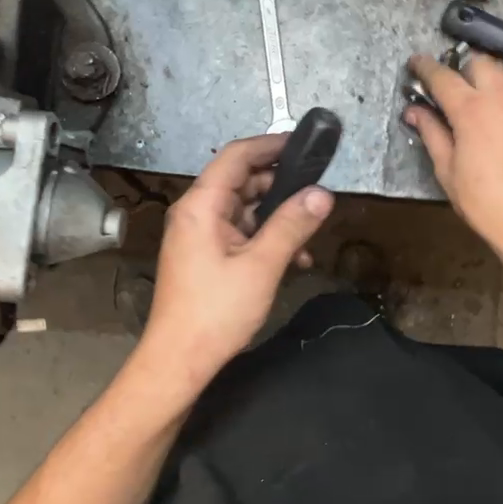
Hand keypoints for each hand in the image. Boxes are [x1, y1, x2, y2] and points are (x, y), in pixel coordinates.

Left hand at [141, 134, 333, 378]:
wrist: (180, 359)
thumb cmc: (215, 312)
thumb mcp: (262, 266)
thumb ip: (292, 225)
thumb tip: (322, 193)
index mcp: (201, 206)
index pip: (236, 156)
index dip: (270, 144)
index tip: (304, 144)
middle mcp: (196, 214)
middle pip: (242, 181)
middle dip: (281, 185)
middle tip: (317, 191)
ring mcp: (200, 236)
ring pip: (245, 210)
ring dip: (278, 218)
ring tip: (310, 232)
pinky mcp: (206, 256)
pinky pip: (240, 234)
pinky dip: (266, 239)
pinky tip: (294, 260)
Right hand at [405, 53, 502, 257]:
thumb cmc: (485, 202)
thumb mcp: (448, 171)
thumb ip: (432, 134)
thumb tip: (415, 111)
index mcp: (471, 109)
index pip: (442, 76)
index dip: (425, 67)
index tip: (415, 63)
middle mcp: (502, 96)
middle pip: (479, 63)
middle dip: (461, 69)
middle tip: (451, 88)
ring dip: (489, 77)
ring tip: (481, 97)